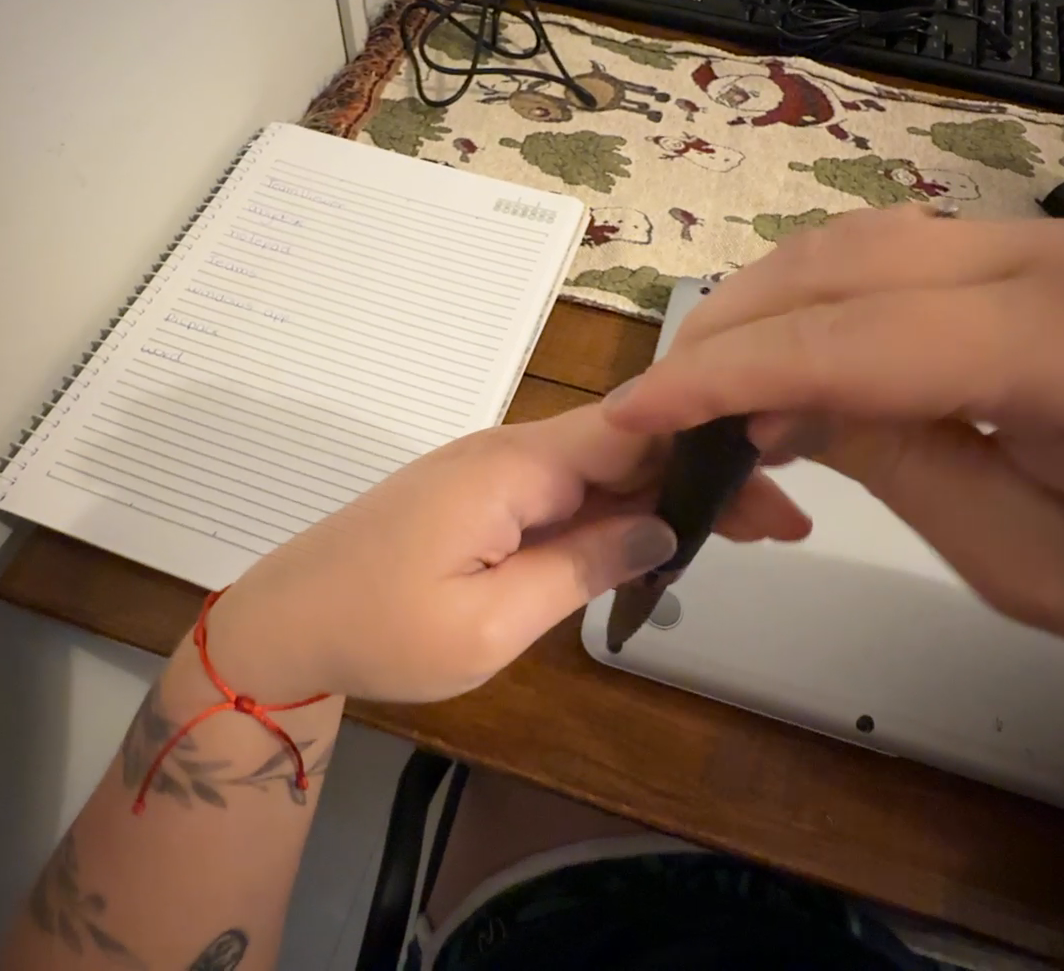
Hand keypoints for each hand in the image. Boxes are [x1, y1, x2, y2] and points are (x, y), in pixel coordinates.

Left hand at [196, 404, 811, 703]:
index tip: (772, 481)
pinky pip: (564, 493)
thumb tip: (657, 533)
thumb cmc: (380, 631)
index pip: (631, 431)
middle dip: (702, 477)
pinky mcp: (480, 497)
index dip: (705, 448)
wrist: (285, 623)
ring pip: (599, 470)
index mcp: (514, 467)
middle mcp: (509, 451)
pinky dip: (615, 512)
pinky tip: (655, 538)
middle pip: (625, 447)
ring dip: (664, 496)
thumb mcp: (490, 622)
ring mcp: (493, 472)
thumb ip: (580, 568)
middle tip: (778, 524)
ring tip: (739, 531)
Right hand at [603, 208, 1063, 685]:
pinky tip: (790, 362)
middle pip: (832, 268)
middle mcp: (1055, 256)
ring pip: (849, 247)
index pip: (842, 343)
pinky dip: (811, 304)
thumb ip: (896, 466)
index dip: (719, 379)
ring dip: (759, 311)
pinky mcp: (1040, 253)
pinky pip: (889, 259)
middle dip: (722, 335)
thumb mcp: (1031, 564)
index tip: (629, 415)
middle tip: (658, 408)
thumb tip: (777, 413)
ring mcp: (1049, 241)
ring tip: (710, 390)